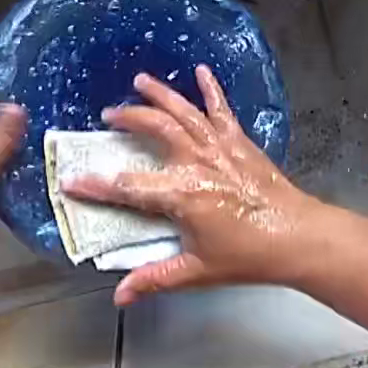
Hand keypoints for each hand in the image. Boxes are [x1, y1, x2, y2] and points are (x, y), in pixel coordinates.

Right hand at [63, 65, 337, 305]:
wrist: (296, 236)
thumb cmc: (248, 255)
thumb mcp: (197, 270)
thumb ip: (155, 278)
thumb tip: (120, 296)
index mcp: (181, 194)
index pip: (127, 187)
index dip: (95, 184)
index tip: (70, 179)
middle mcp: (196, 161)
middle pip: (154, 129)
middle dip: (128, 118)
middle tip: (108, 116)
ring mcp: (219, 146)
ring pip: (183, 111)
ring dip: (160, 94)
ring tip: (140, 81)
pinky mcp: (239, 141)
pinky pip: (221, 109)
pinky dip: (210, 88)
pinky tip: (201, 71)